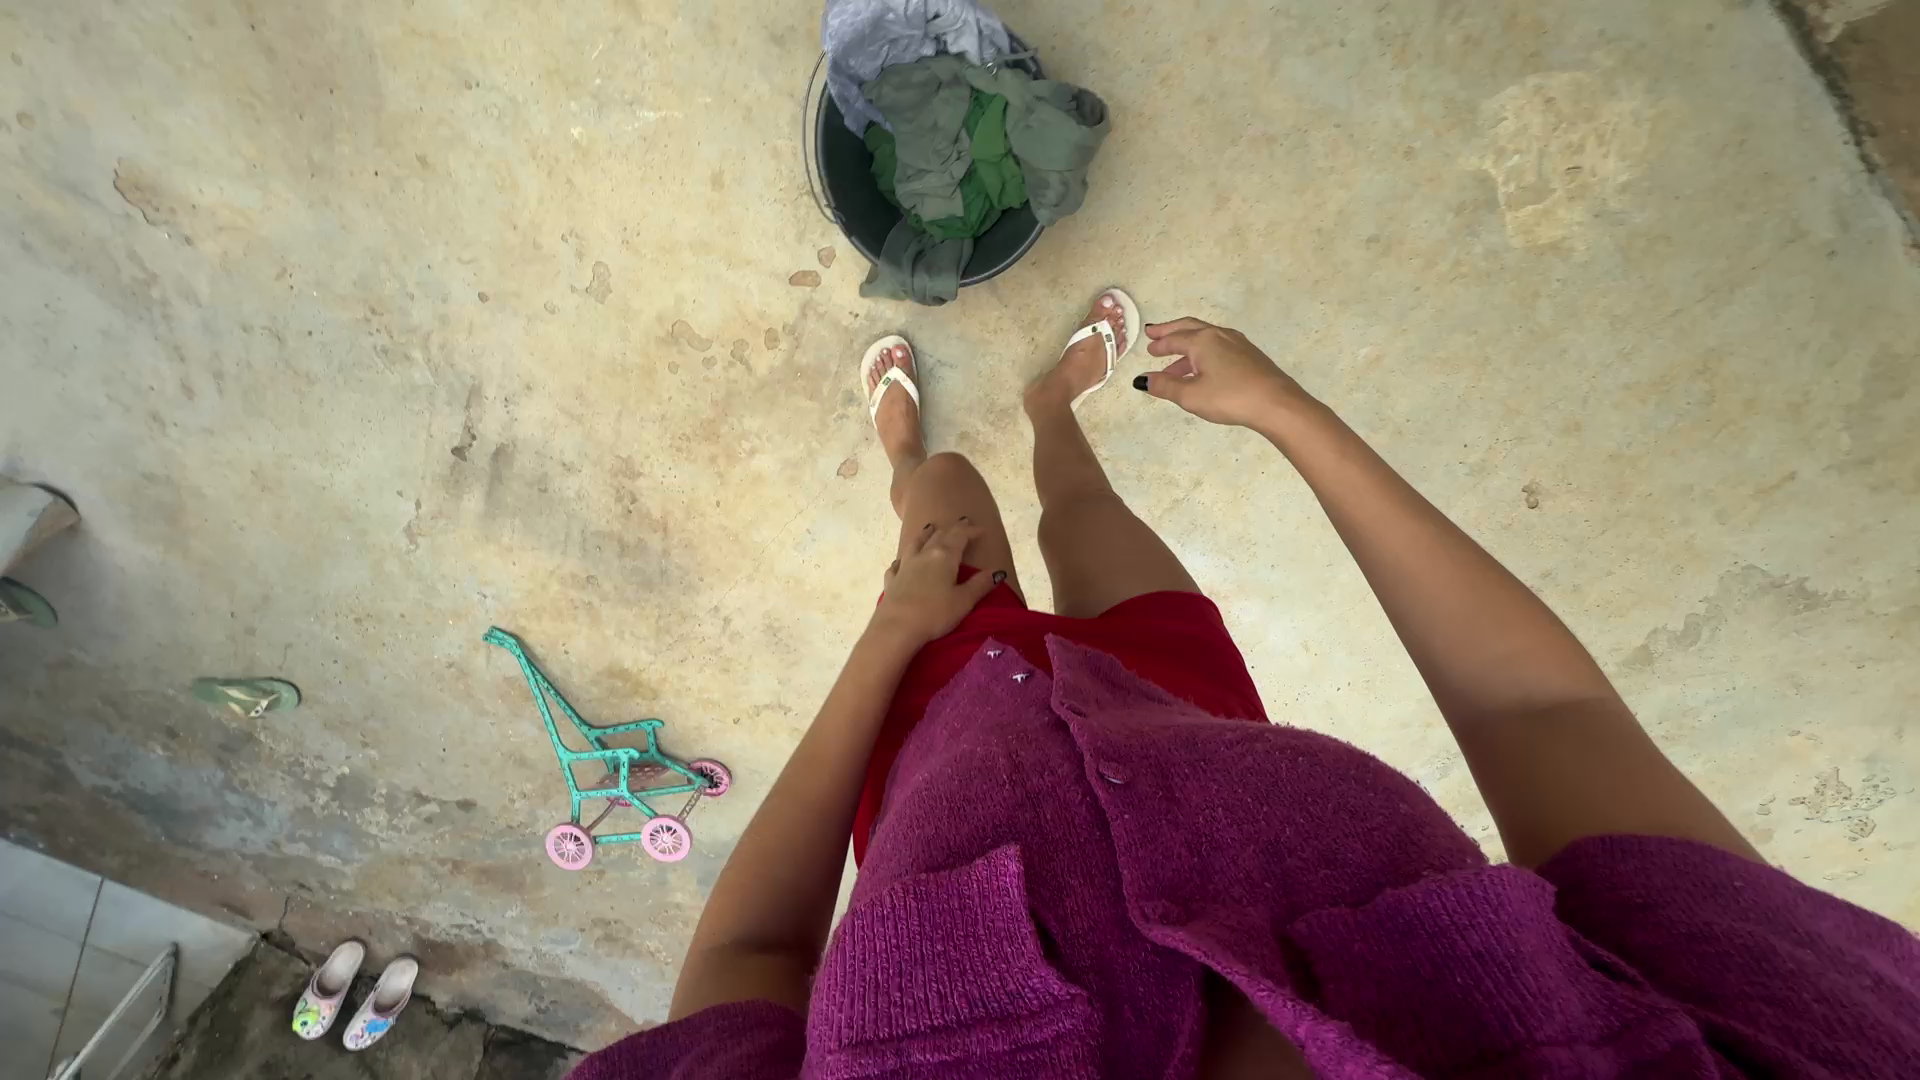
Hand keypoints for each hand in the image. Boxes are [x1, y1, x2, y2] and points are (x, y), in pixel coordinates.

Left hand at [872, 520, 1000, 648]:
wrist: (896, 627)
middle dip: (952, 529)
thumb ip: (980, 584)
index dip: (971, 531)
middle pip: (939, 536)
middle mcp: (924, 555)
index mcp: (944, 557)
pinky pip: (898, 563)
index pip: (959, 536)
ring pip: (916, 543)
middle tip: (961, 524)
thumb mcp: (963, 601)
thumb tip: (997, 571)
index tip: (981, 530)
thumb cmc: (935, 614)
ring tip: (930, 528)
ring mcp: (905, 566)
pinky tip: (901, 561)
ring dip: (925, 534)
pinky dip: (903, 558)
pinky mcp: (891, 580)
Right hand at [1136, 318, 1310, 428]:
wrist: (1275, 403)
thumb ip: (1165, 386)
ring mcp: (1237, 343)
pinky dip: (1202, 354)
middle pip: (1189, 328)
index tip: (1148, 348)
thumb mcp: (1190, 395)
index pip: (1174, 339)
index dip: (1159, 344)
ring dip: (1186, 348)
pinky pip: (1217, 348)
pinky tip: (1201, 371)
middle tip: (1155, 335)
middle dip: (1170, 332)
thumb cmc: (1229, 397)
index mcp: (1202, 341)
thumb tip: (1142, 380)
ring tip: (1174, 366)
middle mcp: (1219, 335)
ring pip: (1205, 339)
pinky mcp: (1248, 355)